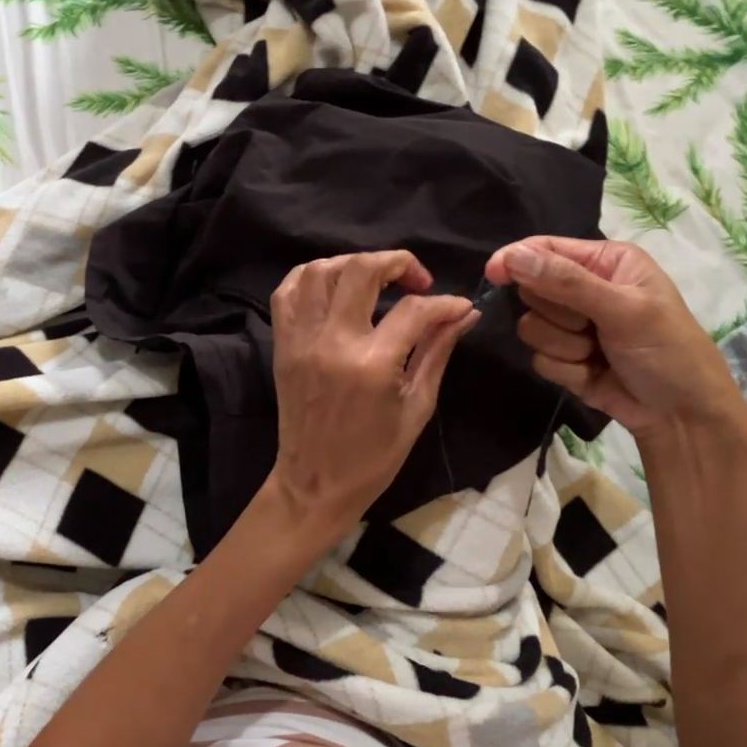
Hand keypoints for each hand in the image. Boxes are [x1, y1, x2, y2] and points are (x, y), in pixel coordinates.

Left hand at [267, 251, 478, 540]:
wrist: (315, 483)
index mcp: (371, 364)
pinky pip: (288, 291)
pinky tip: (335, 285)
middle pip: (361, 270)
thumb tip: (463, 314)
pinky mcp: (282, 344)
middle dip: (397, 263)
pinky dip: (311, 277)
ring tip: (376, 280)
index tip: (459, 307)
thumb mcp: (417, 407)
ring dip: (353, 264)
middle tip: (416, 281)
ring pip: (320, 271)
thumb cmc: (374, 456)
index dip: (444, 302)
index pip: (414, 310)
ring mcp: (301, 340)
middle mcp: (332, 342)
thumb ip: (437, 352)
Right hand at [482, 237, 743, 441]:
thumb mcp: (623, 310)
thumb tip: (513, 256)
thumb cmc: (668, 351)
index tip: (494, 274)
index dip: (518, 259)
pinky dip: (564, 369)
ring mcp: (572, 326)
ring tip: (597, 353)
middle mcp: (585, 288)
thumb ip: (566, 282)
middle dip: (555, 313)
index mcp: (606, 262)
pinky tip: (593, 373)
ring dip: (563, 346)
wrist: (681, 416)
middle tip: (590, 325)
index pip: (546, 249)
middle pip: (531, 290)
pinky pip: (538, 357)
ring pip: (531, 327)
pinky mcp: (564, 358)